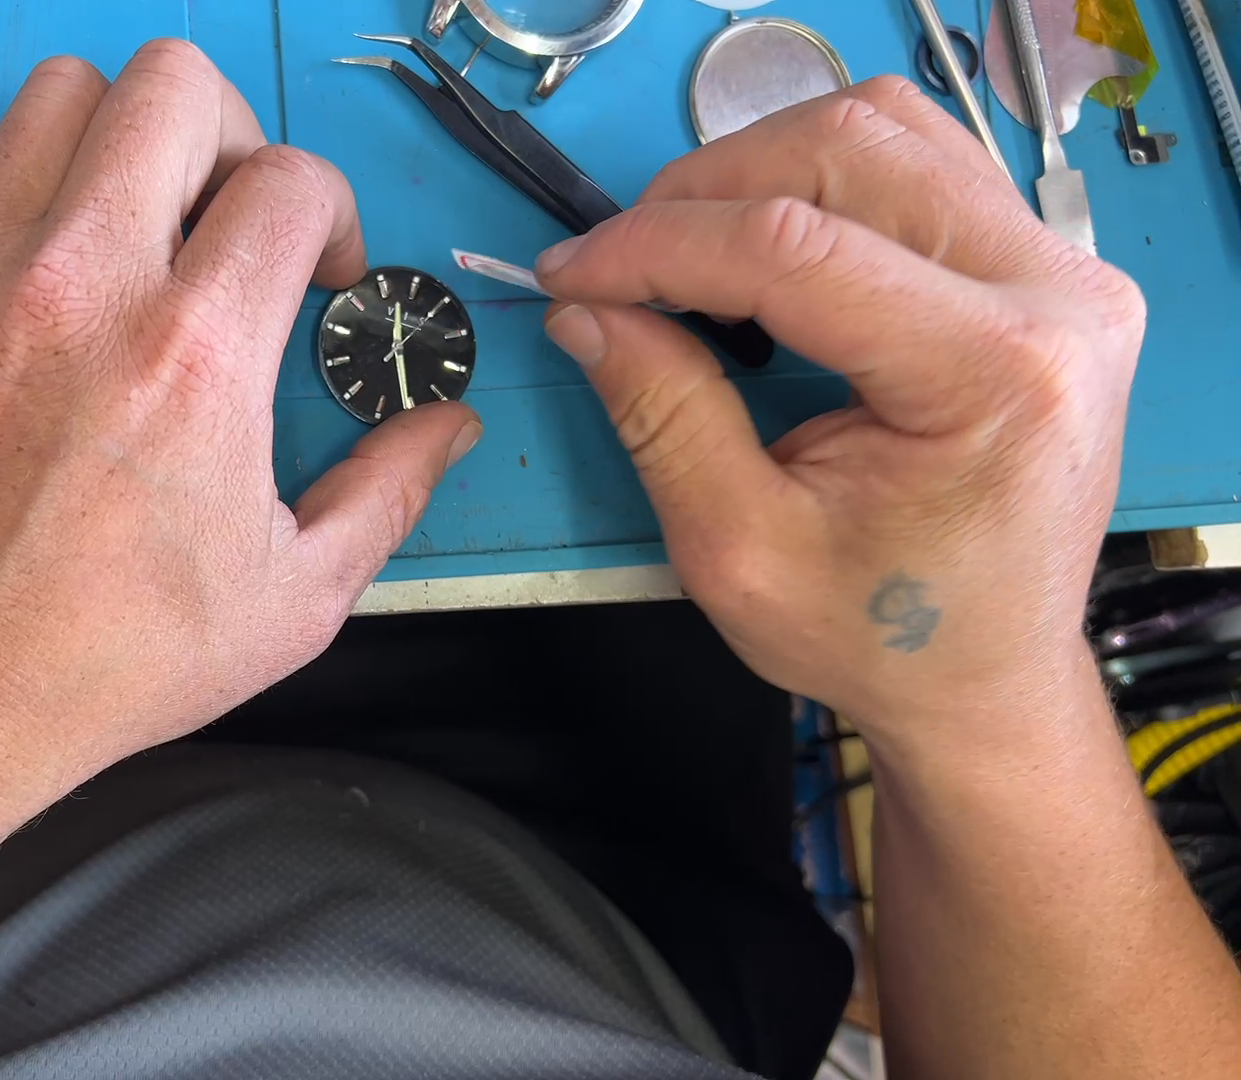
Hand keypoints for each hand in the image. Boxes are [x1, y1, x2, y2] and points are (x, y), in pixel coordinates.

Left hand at [0, 41, 479, 832]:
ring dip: (132, 142)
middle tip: (242, 230)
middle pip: (176, 87)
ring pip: (65, 93)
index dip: (333, 217)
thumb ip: (390, 492)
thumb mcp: (297, 599)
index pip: (292, 184)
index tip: (322, 279)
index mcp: (198, 358)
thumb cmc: (119, 662)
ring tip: (151, 232)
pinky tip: (56, 255)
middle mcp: (85, 287)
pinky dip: (28, 172)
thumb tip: (451, 424)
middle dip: (239, 141)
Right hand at [534, 77, 1143, 745]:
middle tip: (609, 267)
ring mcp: (1056, 267)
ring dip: (746, 174)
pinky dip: (800, 184)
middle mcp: (1052, 289)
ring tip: (667, 253)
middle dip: (695, 194)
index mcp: (986, 374)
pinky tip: (743, 249)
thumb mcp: (729, 543)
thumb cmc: (858, 630)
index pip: (790, 250)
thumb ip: (660, 415)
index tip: (561, 276)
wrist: (975, 672)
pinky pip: (908, 165)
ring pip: (881, 134)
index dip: (650, 249)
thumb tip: (579, 314)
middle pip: (847, 153)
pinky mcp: (1031, 270)